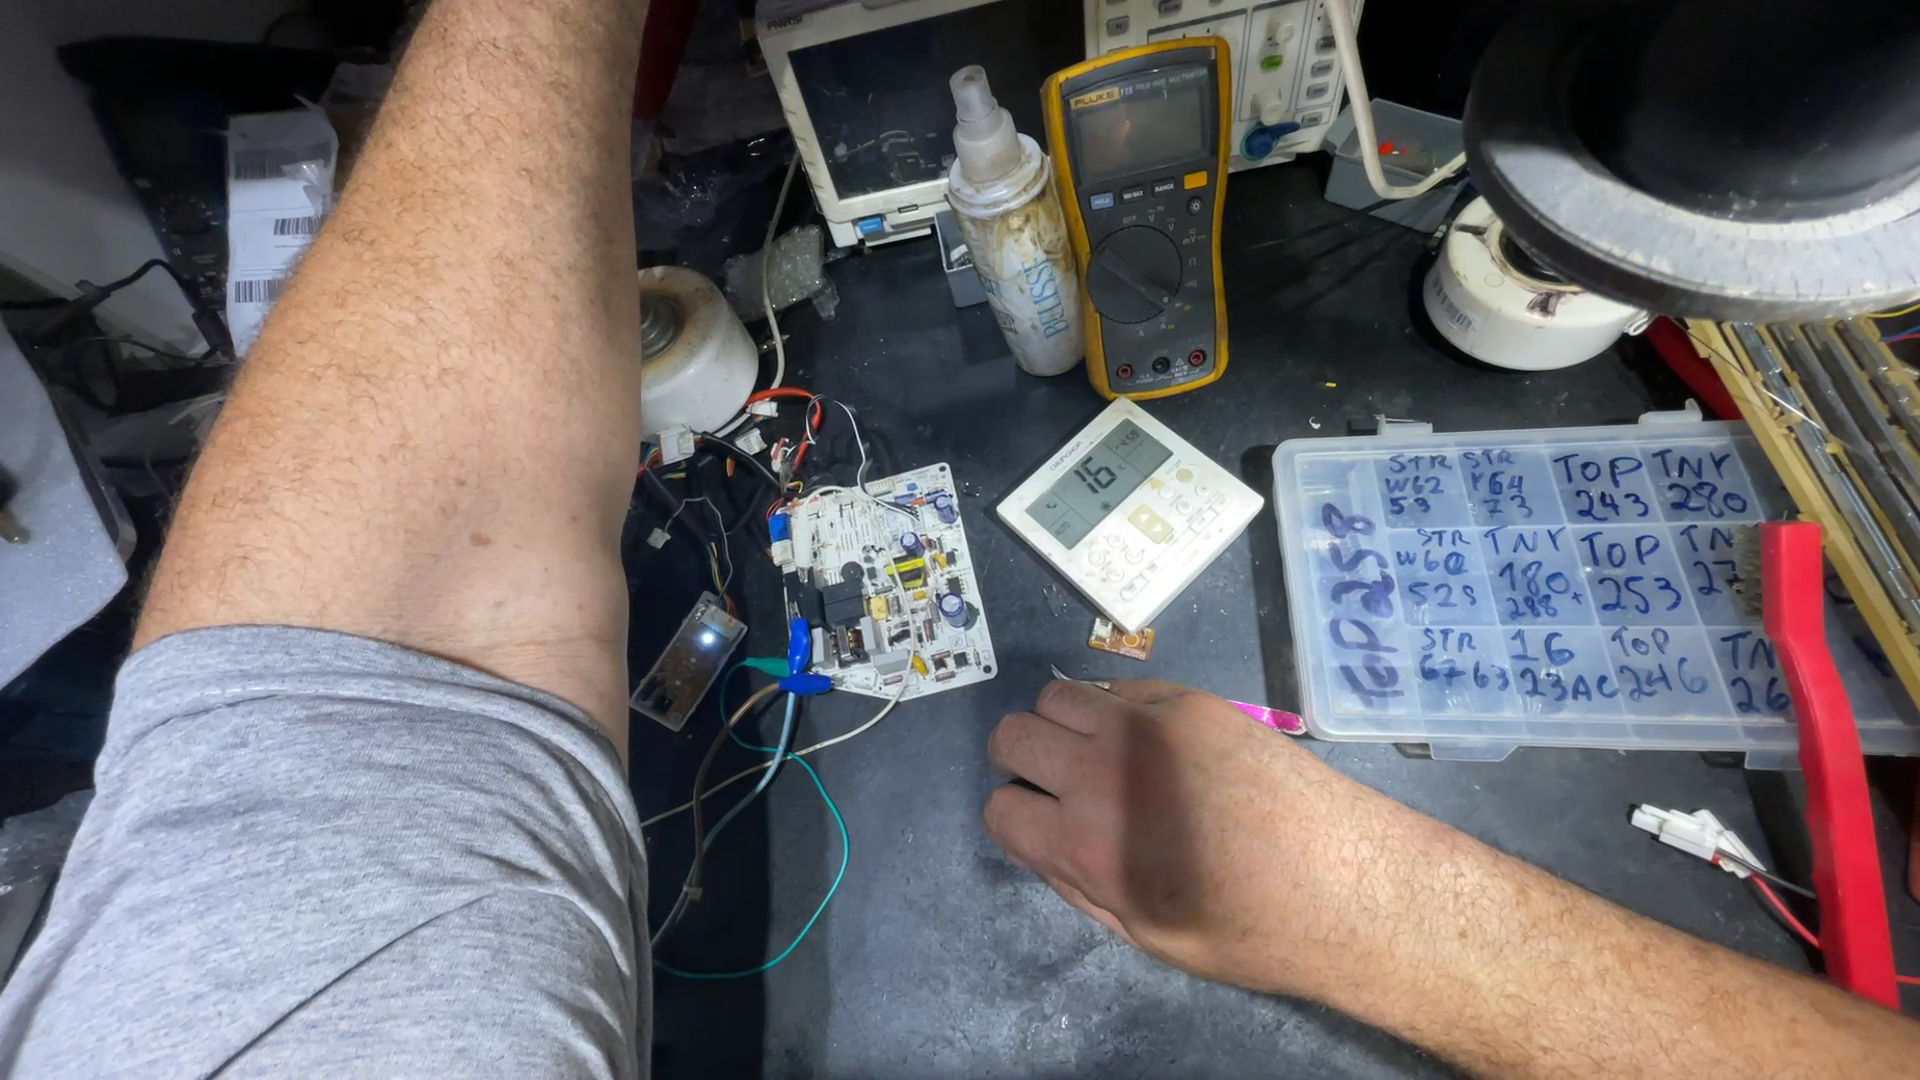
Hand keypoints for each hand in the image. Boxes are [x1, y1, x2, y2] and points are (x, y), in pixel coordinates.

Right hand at [984, 679, 1420, 998]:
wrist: (1348, 884)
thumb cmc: (1247, 929)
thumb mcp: (1147, 937)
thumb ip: (1075, 883)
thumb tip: (1036, 837)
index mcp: (1086, 847)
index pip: (1000, 809)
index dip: (1015, 818)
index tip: (1040, 821)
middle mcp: (1101, 774)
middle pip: (1012, 735)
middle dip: (1021, 760)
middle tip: (1057, 779)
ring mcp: (1144, 724)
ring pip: (1056, 695)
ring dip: (1062, 724)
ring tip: (1100, 748)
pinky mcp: (1186, 698)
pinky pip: (1119, 686)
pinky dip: (1116, 710)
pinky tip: (1153, 739)